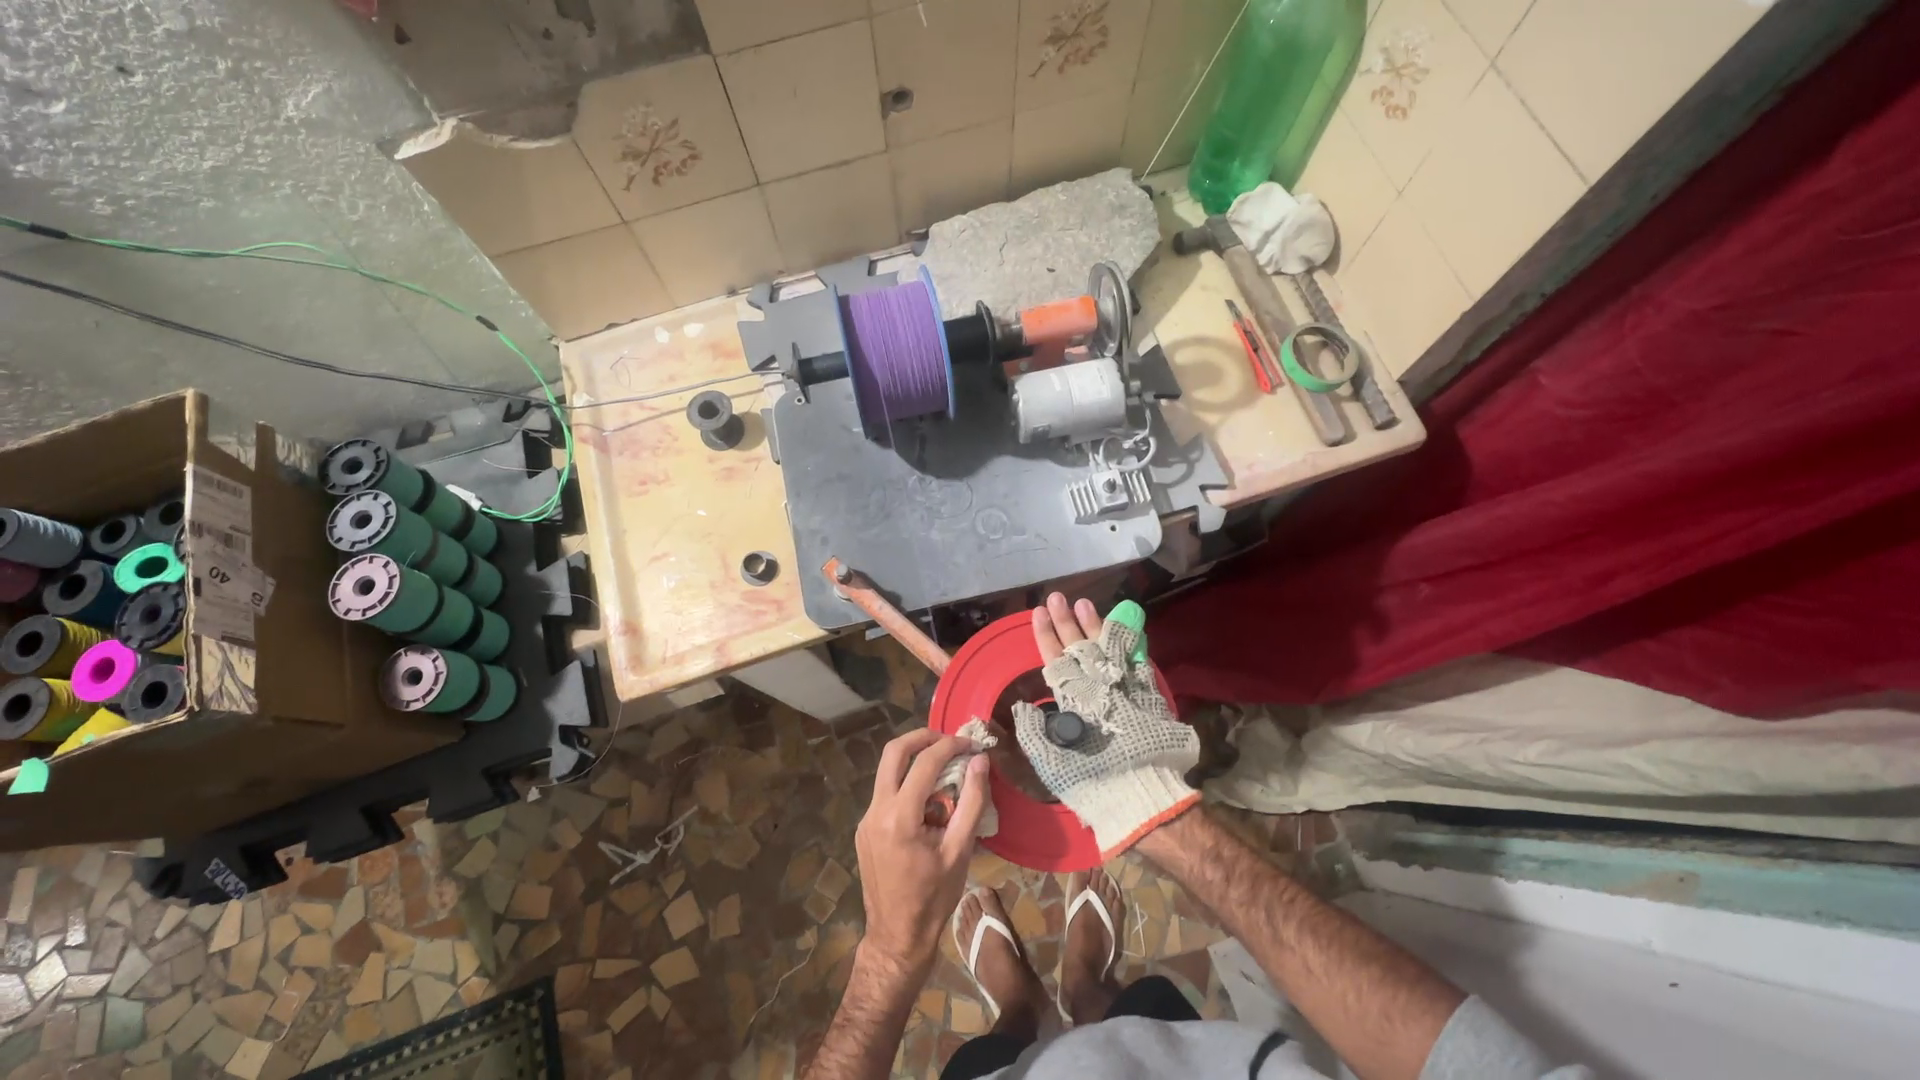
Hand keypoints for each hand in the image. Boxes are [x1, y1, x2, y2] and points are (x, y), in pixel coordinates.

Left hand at [854, 729, 988, 978]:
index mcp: (900, 817)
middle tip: (951, 741)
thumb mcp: (960, 850)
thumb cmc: (934, 897)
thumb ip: (972, 802)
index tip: (972, 744)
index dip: (951, 746)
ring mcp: (866, 819)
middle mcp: (876, 811)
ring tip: (945, 771)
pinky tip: (930, 803)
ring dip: (914, 761)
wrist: (897, 936)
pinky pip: (885, 793)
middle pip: (893, 752)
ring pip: (886, 771)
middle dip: (923, 738)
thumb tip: (980, 762)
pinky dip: (907, 785)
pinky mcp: (864, 829)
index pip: (924, 762)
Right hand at [1015, 593, 1199, 858]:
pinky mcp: (1148, 698)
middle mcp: (1098, 689)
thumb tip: (1022, 708)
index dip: (1045, 635)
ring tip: (1084, 604)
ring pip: (1107, 649)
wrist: (1141, 797)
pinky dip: (1128, 644)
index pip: (1055, 659)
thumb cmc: (1092, 783)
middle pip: (1079, 647)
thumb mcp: (1051, 763)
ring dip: (1094, 626)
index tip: (1038, 612)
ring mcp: (1125, 690)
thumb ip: (1034, 731)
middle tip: (1057, 598)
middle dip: (1065, 622)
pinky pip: (1135, 663)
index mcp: (1073, 702)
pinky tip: (1123, 629)